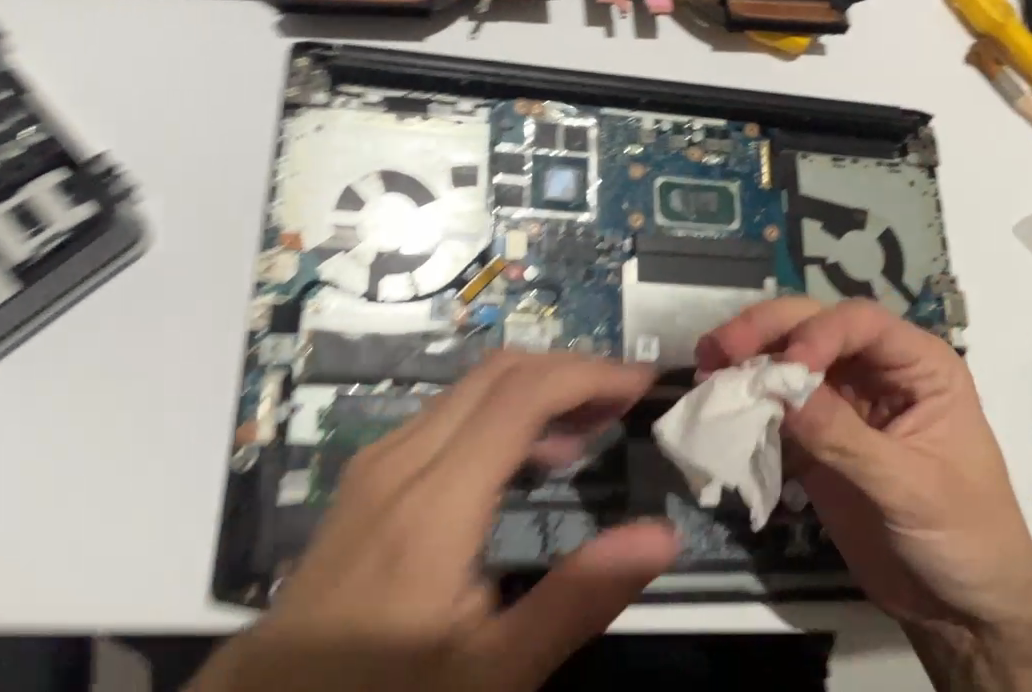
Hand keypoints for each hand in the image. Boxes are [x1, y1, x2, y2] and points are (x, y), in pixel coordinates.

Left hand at [194, 352, 679, 691]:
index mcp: (435, 501)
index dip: (589, 375)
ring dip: (536, 389)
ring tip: (594, 425)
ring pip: (469, 389)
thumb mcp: (494, 670)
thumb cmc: (391, 689)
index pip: (522, 395)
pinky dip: (501, 412)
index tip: (645, 383)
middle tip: (627, 400)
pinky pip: (445, 415)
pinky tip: (530, 456)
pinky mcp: (370, 473)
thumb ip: (578, 598)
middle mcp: (402, 458)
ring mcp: (379, 460)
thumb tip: (661, 535)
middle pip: (496, 373)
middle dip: (569, 371)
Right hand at [699, 298, 1031, 630]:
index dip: (817, 333)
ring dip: (745, 360)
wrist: (958, 608)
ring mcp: (840, 401)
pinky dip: (744, 403)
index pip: (859, 323)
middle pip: (811, 326)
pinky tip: (717, 407)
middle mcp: (875, 370)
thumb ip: (844, 437)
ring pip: (785, 358)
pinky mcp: (812, 436)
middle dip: (764, 331)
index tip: (785, 368)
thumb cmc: (964, 538)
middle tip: (716, 351)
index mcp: (918, 366)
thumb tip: (777, 391)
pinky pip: (772, 406)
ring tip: (706, 372)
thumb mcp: (911, 488)